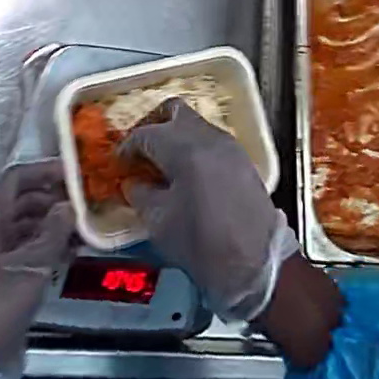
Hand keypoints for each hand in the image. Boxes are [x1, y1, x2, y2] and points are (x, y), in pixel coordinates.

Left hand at [0, 160, 74, 378]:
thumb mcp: (30, 274)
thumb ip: (52, 237)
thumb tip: (69, 207)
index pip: (15, 180)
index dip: (43, 171)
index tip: (73, 172)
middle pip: (20, 198)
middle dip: (51, 195)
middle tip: (84, 198)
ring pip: (23, 220)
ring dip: (50, 219)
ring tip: (82, 224)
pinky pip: (22, 242)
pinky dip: (44, 240)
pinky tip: (69, 248)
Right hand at [118, 99, 297, 322]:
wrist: (259, 266)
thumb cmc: (204, 246)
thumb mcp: (159, 222)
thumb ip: (141, 194)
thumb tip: (134, 182)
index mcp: (185, 150)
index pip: (146, 133)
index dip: (127, 147)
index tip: (119, 163)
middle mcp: (209, 139)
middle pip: (174, 112)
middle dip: (152, 126)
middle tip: (140, 151)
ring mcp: (229, 146)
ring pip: (194, 123)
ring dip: (174, 136)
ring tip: (161, 165)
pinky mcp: (242, 159)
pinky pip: (210, 139)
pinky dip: (193, 147)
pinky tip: (185, 174)